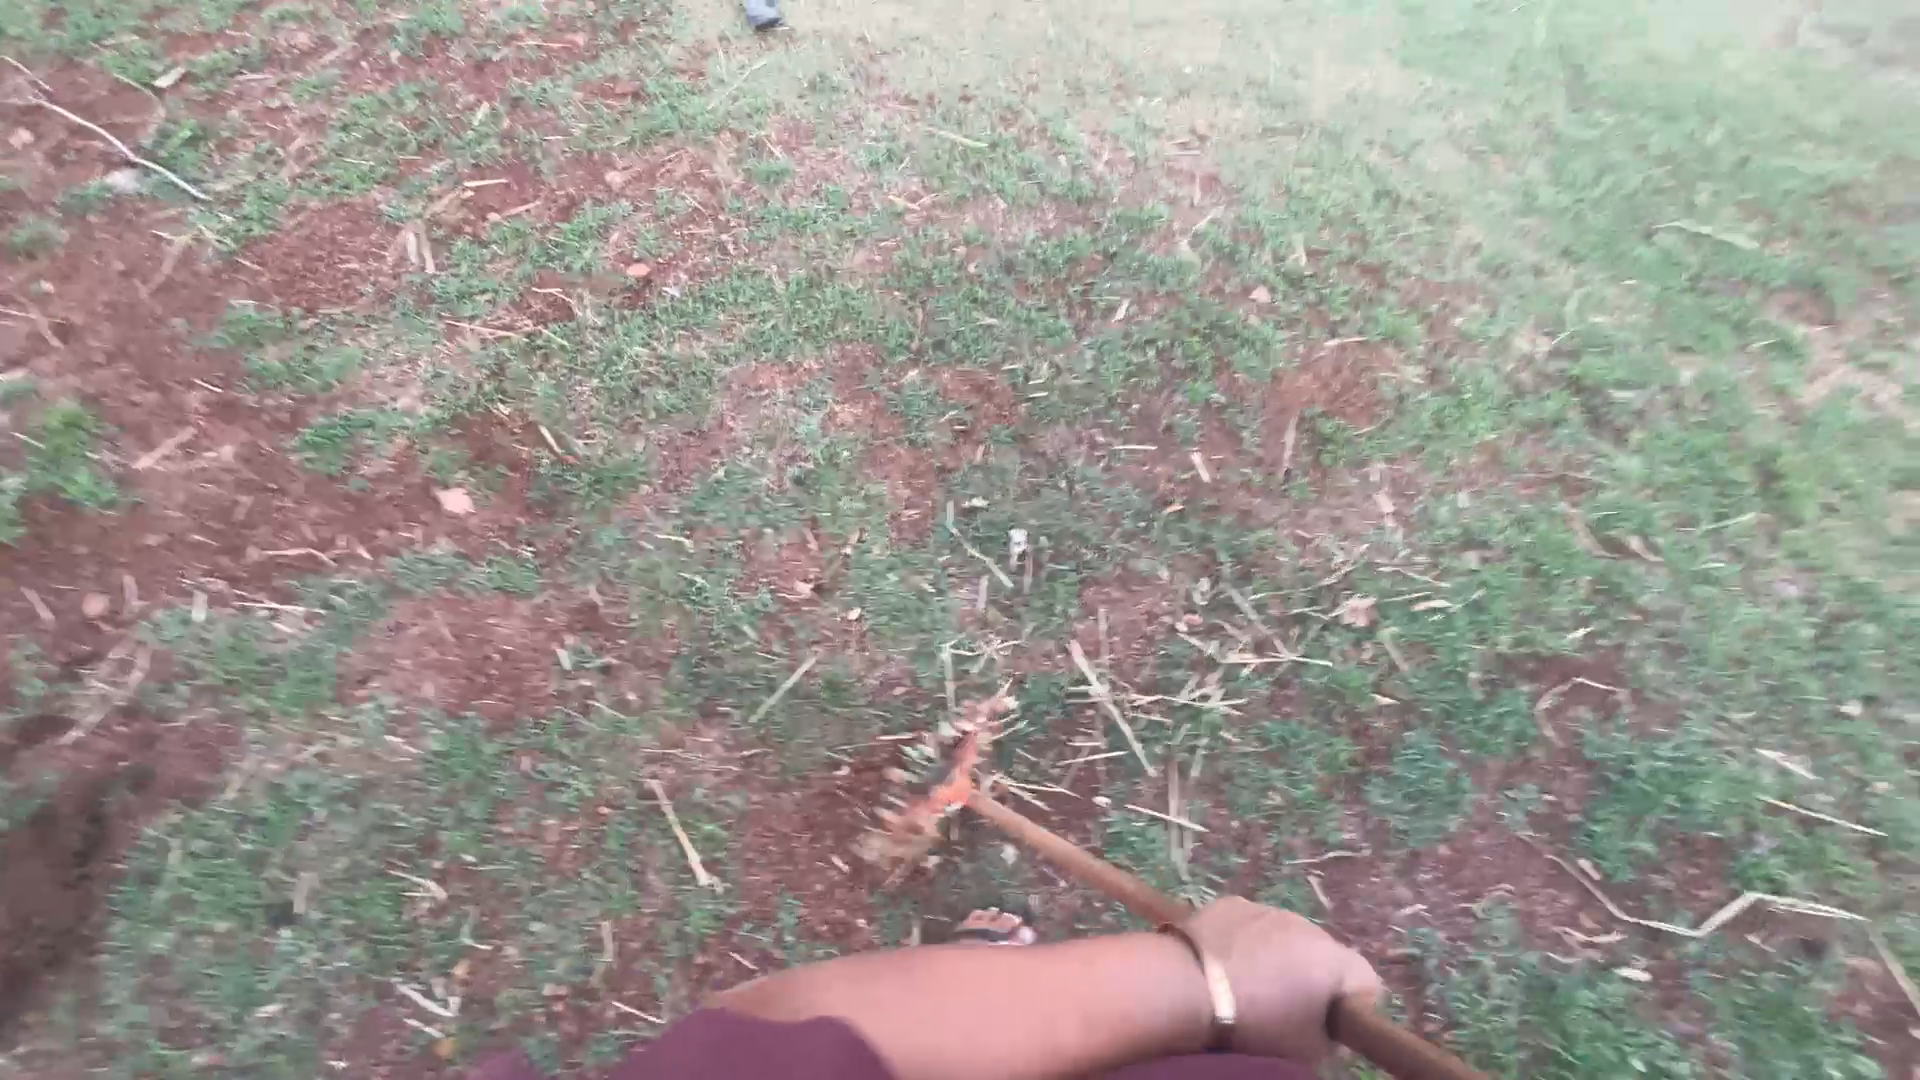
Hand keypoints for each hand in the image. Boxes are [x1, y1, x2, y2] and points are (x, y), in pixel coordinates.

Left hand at [1182, 896, 1381, 1063]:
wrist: (1189, 983)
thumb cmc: (1257, 1023)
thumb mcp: (1309, 1051)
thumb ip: (1331, 1037)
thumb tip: (1328, 1026)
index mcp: (1333, 959)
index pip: (1368, 981)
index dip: (1355, 1007)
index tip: (1330, 1025)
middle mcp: (1305, 925)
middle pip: (1325, 954)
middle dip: (1314, 978)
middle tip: (1287, 1006)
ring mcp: (1266, 908)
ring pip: (1287, 936)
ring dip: (1280, 956)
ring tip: (1250, 983)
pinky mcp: (1232, 902)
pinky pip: (1253, 924)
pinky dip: (1248, 940)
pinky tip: (1226, 961)